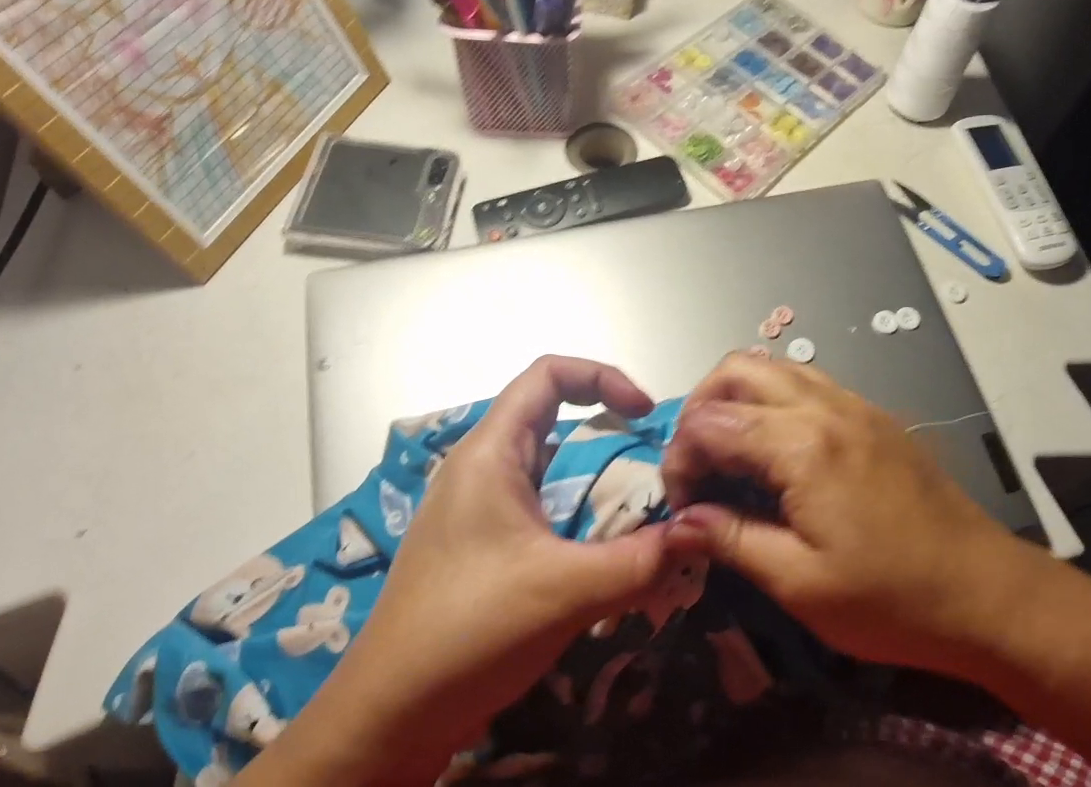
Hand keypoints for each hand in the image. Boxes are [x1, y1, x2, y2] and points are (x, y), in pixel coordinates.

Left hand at [247, 357, 679, 785]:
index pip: (548, 374)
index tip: (644, 413)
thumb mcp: (566, 591)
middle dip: (613, 436)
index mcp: (491, 454)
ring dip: (601, 482)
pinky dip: (582, 517)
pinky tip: (607, 555)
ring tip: (644, 512)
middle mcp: (481, 470)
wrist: (388, 716)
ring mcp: (477, 511)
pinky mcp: (481, 549)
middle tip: (659, 469)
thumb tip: (702, 535)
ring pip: (552, 470)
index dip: (603, 377)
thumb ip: (642, 560)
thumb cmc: (469, 631)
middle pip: (555, 420)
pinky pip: (542, 509)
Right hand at [660, 354, 1044, 674]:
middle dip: (701, 410)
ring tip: (732, 460)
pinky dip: (776, 404)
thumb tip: (678, 523)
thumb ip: (731, 540)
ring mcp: (857, 406)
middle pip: (739, 369)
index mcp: (802, 444)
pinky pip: (811, 386)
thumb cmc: (890, 599)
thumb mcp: (799, 582)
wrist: (984, 591)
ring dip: (739, 401)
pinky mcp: (876, 419)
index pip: (710, 422)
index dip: (679, 460)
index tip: (684, 509)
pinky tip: (777, 457)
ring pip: (777, 368)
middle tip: (698, 469)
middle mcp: (827, 407)